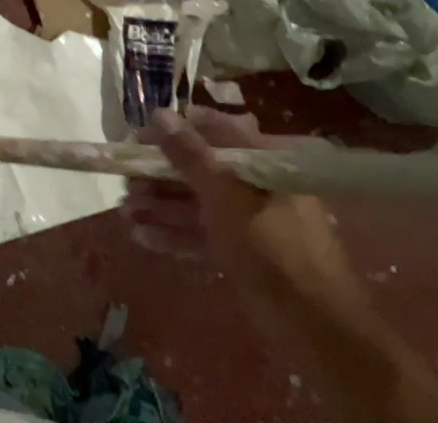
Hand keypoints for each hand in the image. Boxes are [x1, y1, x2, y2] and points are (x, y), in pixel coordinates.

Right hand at [123, 107, 365, 318]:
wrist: (313, 324)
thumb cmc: (271, 245)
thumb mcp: (225, 195)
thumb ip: (189, 155)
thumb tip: (159, 114)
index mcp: (263, 164)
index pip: (215, 132)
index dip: (175, 131)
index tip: (138, 135)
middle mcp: (256, 187)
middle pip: (199, 170)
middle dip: (159, 175)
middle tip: (126, 181)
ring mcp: (247, 221)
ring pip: (195, 204)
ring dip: (159, 206)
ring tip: (125, 211)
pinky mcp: (238, 252)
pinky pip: (200, 234)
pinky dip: (172, 233)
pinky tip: (140, 235)